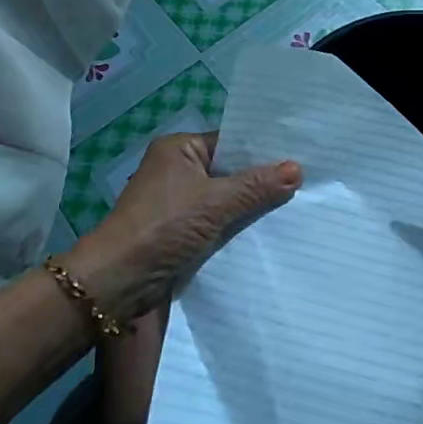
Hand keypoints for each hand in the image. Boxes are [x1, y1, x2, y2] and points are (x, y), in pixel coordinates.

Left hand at [77, 132, 300, 322]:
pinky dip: (236, 224)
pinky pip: (217, 220)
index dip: (262, 151)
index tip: (299, 156)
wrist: (118, 281)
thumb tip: (298, 169)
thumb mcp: (216, 201)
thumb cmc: (163, 226)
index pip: (230, 142)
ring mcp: (177, 201)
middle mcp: (177, 169)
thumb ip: (257, 186)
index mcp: (179, 148)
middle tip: (305, 180)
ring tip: (295, 203)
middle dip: (261, 180)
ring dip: (250, 205)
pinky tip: (267, 228)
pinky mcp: (179, 230)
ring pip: (225, 197)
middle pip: (230, 170)